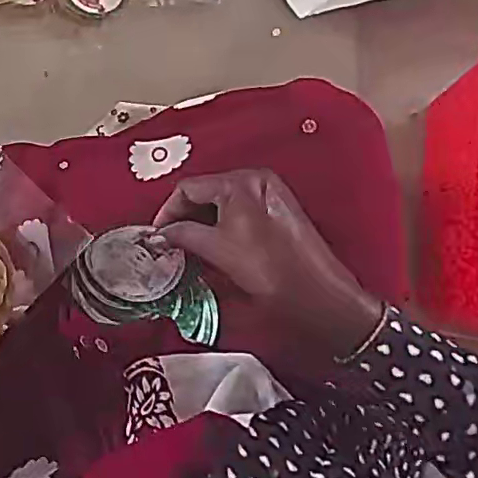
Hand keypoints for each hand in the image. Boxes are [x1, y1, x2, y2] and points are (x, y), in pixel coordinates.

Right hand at [155, 169, 384, 362]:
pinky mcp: (277, 213)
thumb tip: (161, 235)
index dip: (167, 212)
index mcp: (241, 182)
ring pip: (221, 205)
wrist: (319, 297)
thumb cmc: (272, 271)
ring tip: (190, 250)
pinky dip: (221, 228)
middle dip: (185, 218)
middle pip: (205, 193)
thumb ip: (183, 235)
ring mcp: (269, 195)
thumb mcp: (218, 250)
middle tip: (170, 244)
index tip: (158, 235)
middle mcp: (256, 180)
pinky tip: (215, 250)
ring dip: (202, 225)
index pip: (188, 187)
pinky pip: (238, 213)